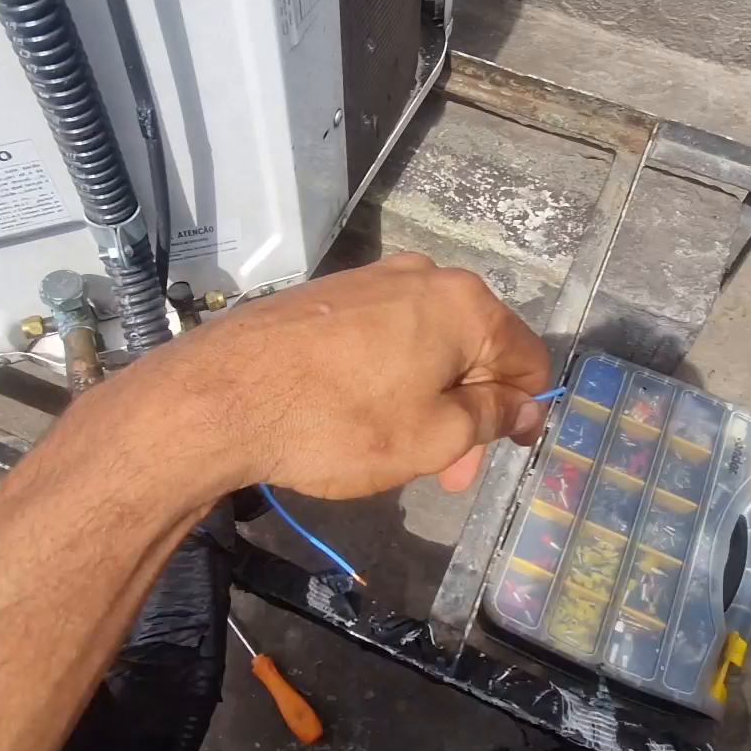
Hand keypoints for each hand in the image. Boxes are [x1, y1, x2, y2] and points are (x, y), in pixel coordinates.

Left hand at [139, 254, 551, 499]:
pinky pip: (385, 336)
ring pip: (428, 346)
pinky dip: (390, 376)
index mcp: (465, 304)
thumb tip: (529, 405)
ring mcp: (372, 279)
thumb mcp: (433, 435)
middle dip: (468, 414)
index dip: (521, 412)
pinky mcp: (329, 293)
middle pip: (475, 351)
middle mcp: (424, 276)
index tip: (490, 454)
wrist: (221, 396)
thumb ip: (493, 417)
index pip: (527, 358)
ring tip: (397, 449)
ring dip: (429, 399)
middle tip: (443, 474)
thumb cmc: (341, 422)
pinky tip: (359, 414)